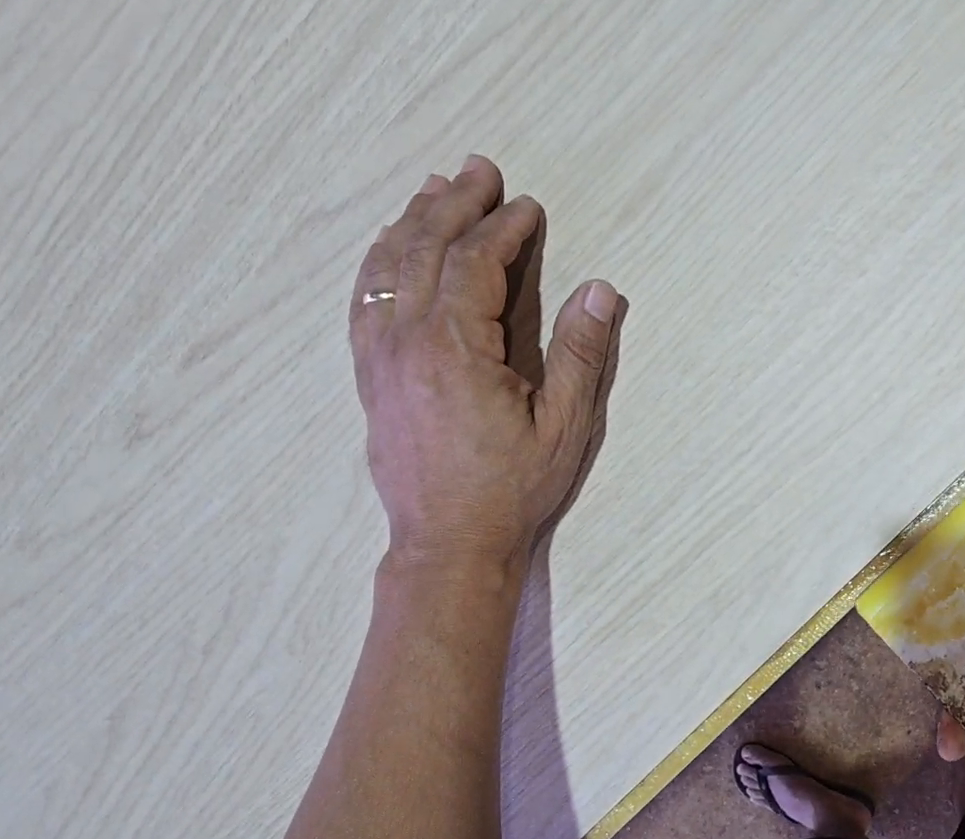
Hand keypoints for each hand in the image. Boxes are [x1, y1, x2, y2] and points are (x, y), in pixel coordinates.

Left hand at [350, 154, 625, 570]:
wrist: (448, 542)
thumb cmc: (512, 489)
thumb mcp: (565, 427)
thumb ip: (581, 355)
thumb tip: (600, 291)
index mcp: (455, 349)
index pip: (475, 263)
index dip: (503, 229)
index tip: (527, 207)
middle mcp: (406, 341)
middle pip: (425, 249)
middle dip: (455, 204)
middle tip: (479, 170)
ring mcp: (379, 357)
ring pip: (388, 267)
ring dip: (413, 221)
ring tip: (435, 189)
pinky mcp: (369, 375)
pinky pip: (365, 299)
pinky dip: (380, 261)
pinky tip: (390, 248)